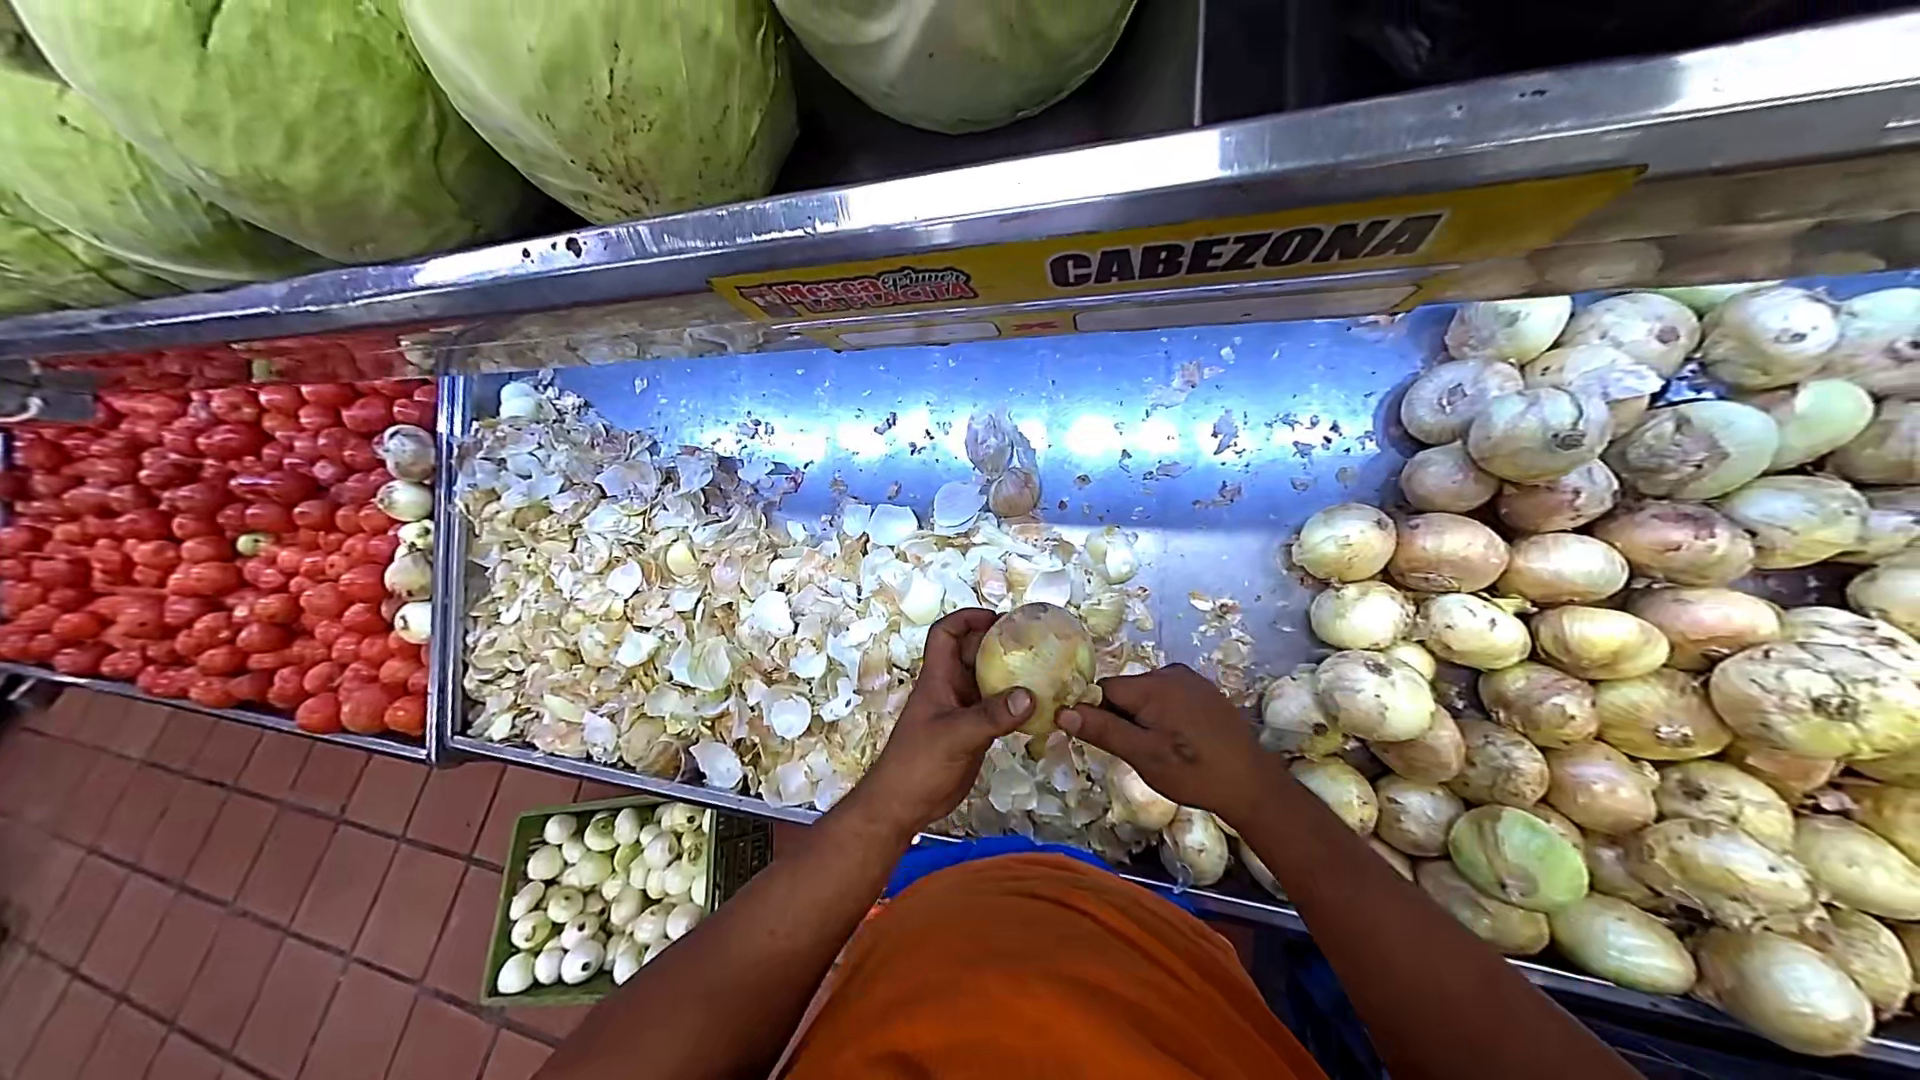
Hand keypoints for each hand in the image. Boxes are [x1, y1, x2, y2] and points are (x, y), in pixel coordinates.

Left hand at [844, 608, 1032, 839]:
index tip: (998, 618)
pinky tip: (1039, 706)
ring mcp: (963, 709)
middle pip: (974, 653)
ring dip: (1012, 673)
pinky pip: (998, 707)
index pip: (946, 633)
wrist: (904, 804)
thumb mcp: (954, 735)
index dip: (967, 618)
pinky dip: (1016, 703)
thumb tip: (1030, 695)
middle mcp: (951, 688)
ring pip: (988, 680)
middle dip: (999, 643)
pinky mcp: (974, 731)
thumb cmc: (918, 763)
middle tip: (1035, 641)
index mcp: (938, 677)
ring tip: (1045, 668)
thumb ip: (991, 716)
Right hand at [1059, 664, 1275, 824]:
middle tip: (1137, 752)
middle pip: (1125, 691)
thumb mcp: (1142, 755)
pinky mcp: (1205, 692)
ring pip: (1146, 695)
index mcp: (1152, 685)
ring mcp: (1190, 680)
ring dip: (1142, 718)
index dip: (1098, 716)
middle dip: (1122, 718)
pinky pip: (1168, 697)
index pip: (1103, 690)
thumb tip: (1063, 712)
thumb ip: (1102, 730)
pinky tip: (1178, 742)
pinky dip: (1163, 716)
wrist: (1253, 785)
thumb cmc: (1193, 772)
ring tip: (1159, 750)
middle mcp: (1170, 673)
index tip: (1106, 742)